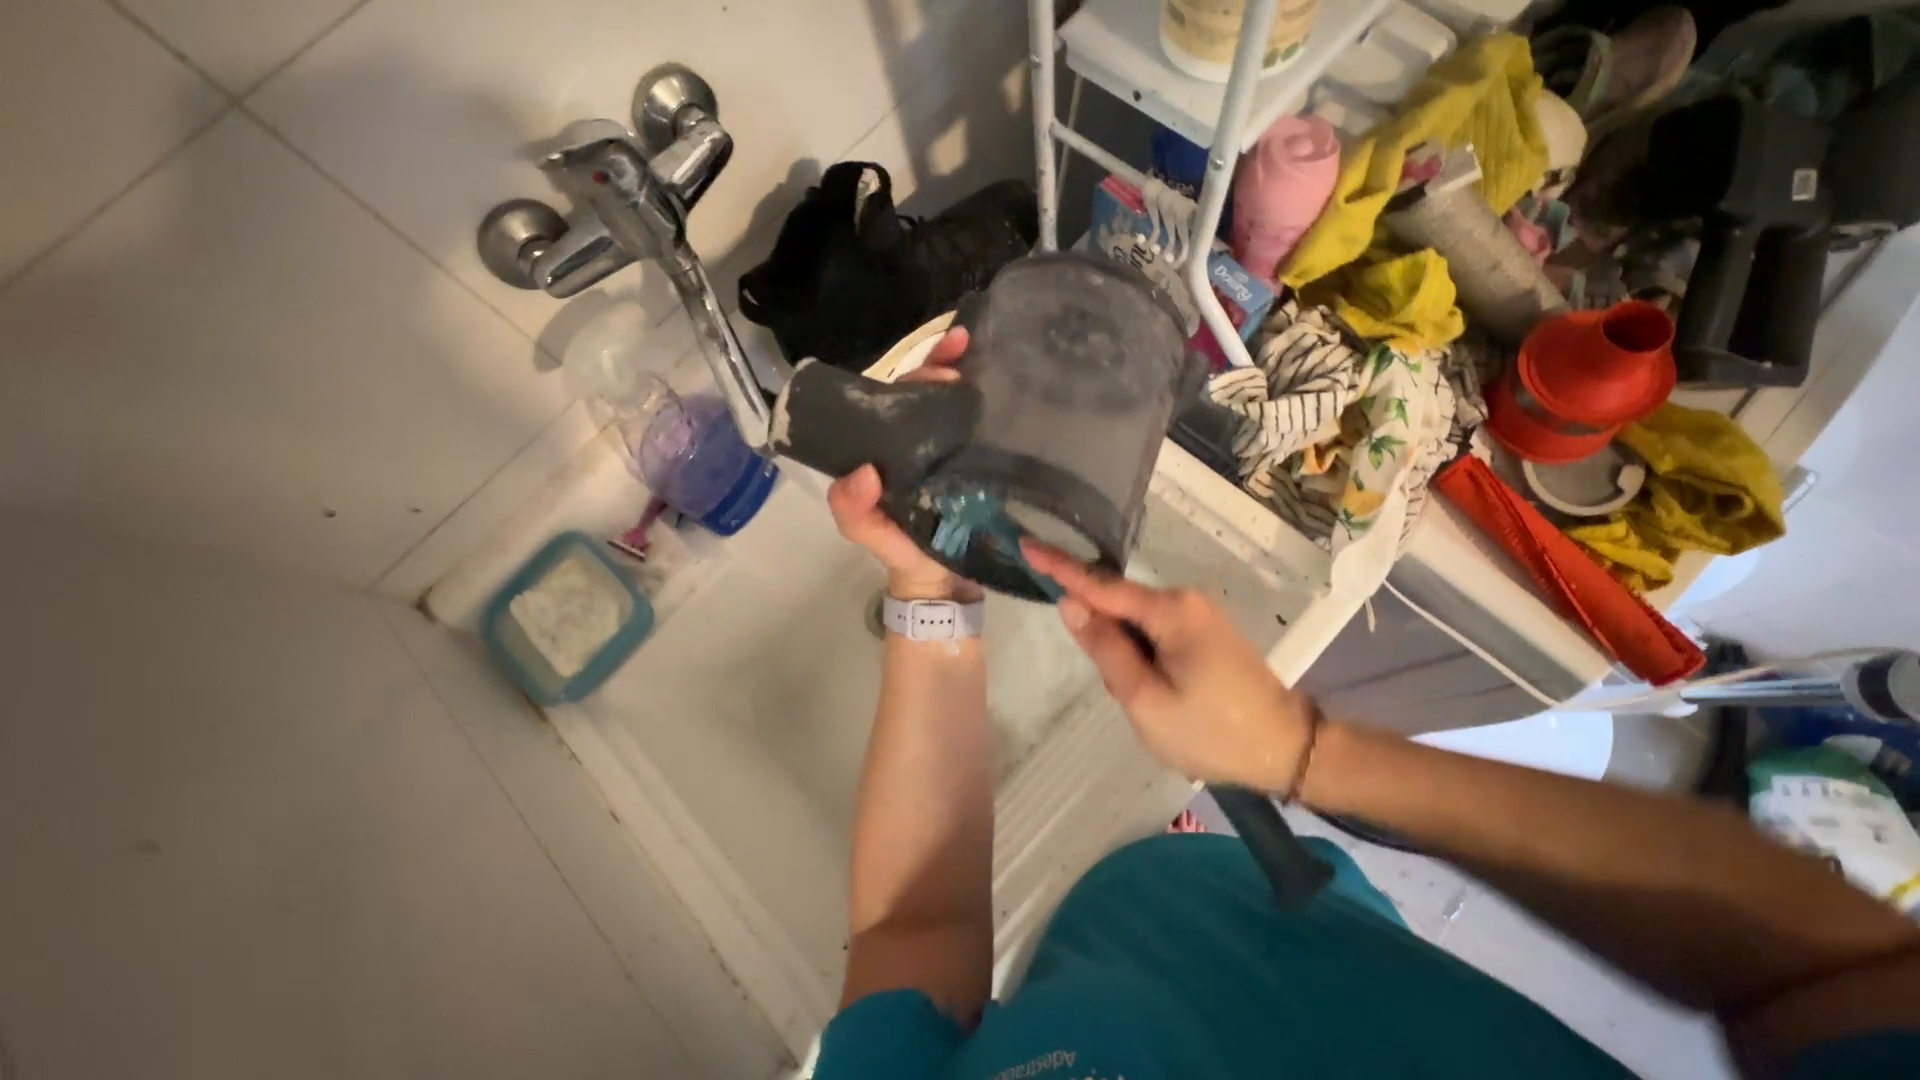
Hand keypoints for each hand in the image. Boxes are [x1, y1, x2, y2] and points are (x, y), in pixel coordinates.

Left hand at [826, 328, 982, 602]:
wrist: (945, 582)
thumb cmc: (901, 551)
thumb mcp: (866, 532)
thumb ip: (852, 509)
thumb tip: (865, 472)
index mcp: (889, 447)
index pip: (895, 399)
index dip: (911, 374)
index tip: (933, 366)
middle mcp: (919, 440)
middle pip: (927, 392)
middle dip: (939, 365)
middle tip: (957, 362)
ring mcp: (954, 449)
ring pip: (958, 402)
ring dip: (968, 372)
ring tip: (976, 354)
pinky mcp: (983, 463)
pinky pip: (987, 428)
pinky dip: (995, 403)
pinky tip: (1009, 383)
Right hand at [1022, 540, 1316, 792]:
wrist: (1286, 749)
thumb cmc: (1211, 731)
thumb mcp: (1145, 700)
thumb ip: (1105, 650)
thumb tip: (1071, 604)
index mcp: (1170, 611)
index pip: (1100, 585)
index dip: (1059, 567)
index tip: (1025, 544)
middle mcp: (1184, 600)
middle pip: (1117, 606)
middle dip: (1101, 638)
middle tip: (1125, 693)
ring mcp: (1197, 615)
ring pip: (1134, 624)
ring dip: (1124, 656)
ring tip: (1152, 704)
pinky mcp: (1203, 632)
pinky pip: (1153, 633)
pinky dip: (1141, 656)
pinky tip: (1160, 692)